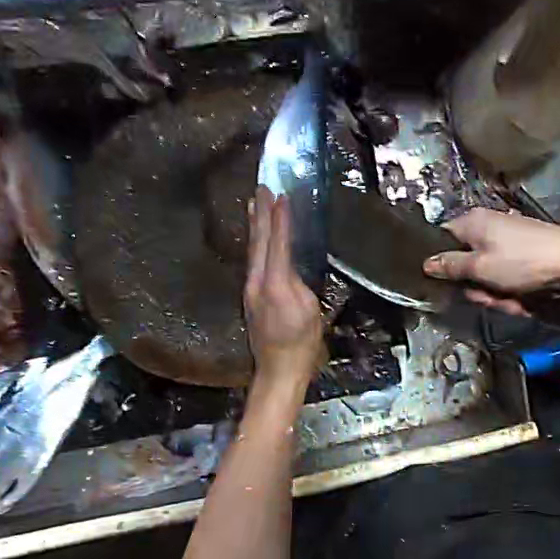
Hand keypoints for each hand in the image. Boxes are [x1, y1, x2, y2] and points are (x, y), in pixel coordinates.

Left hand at [244, 187, 323, 384]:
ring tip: (252, 202)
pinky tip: (255, 236)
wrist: (277, 370)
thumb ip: (298, 284)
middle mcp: (257, 282)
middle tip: (261, 188)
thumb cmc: (301, 343)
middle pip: (259, 241)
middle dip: (261, 213)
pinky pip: (252, 261)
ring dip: (254, 224)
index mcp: (275, 284)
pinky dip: (254, 242)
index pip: (277, 244)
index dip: (280, 219)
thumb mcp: (309, 310)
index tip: (282, 196)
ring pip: (252, 250)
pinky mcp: (250, 296)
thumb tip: (290, 268)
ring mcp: (250, 289)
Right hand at [421, 209, 559, 312]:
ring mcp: (508, 241)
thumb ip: (449, 266)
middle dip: (475, 286)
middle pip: (465, 262)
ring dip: (495, 293)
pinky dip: (511, 290)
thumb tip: (426, 263)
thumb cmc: (524, 261)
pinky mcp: (524, 255)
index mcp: (472, 222)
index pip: (441, 238)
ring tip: (511, 300)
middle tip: (487, 297)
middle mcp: (488, 226)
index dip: (440, 262)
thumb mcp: (479, 268)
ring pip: (487, 274)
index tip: (444, 283)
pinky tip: (524, 300)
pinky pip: (506, 276)